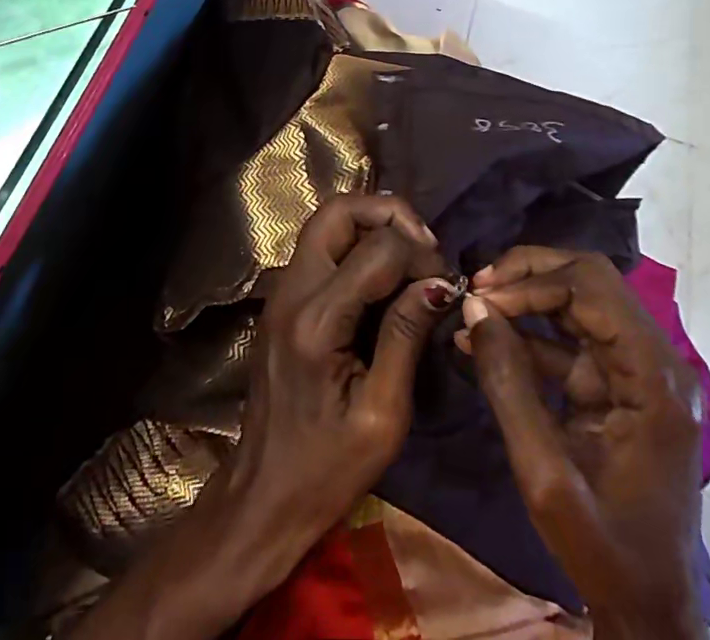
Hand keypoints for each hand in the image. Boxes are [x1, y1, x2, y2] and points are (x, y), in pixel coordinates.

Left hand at [68, 195, 453, 639]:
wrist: (263, 497)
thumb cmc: (328, 469)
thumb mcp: (383, 412)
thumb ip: (407, 335)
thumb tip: (440, 281)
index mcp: (316, 322)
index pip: (378, 249)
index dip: (422, 257)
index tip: (445, 289)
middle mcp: (291, 294)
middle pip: (337, 211)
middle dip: (390, 214)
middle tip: (426, 249)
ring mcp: (281, 295)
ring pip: (326, 224)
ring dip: (373, 226)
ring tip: (412, 260)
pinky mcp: (283, 303)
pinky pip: (322, 250)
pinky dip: (358, 245)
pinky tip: (387, 278)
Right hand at [462, 247, 705, 639]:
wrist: (647, 608)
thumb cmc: (603, 549)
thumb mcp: (544, 472)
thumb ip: (509, 384)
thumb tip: (475, 309)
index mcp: (655, 377)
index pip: (593, 290)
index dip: (532, 283)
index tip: (479, 298)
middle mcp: (656, 360)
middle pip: (592, 285)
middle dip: (530, 276)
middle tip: (475, 287)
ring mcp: (639, 373)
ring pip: (580, 306)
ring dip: (526, 301)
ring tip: (472, 309)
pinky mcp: (619, 388)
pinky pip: (572, 343)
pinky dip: (529, 336)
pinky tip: (483, 341)